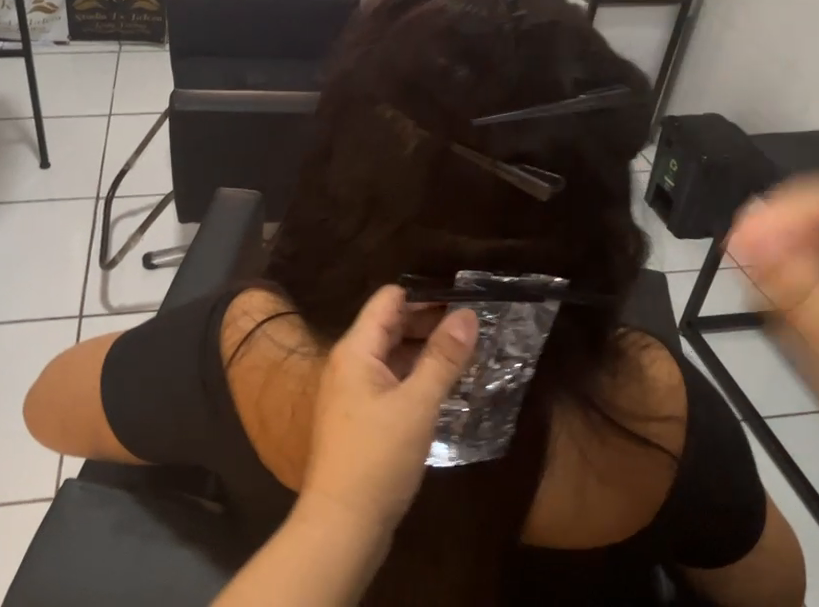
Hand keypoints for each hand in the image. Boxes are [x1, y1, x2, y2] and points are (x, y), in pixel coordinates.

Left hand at [300, 286, 478, 533]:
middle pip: (390, 326)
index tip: (464, 297)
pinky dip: (416, 377)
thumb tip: (467, 314)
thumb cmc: (378, 457)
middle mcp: (349, 363)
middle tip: (476, 324)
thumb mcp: (417, 404)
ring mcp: (352, 392)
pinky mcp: (361, 418)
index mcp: (355, 350)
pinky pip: (391, 382)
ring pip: (392, 356)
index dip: (425, 295)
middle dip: (429, 322)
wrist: (342, 523)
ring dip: (425, 351)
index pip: (389, 300)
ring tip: (468, 351)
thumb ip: (443, 358)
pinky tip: (444, 386)